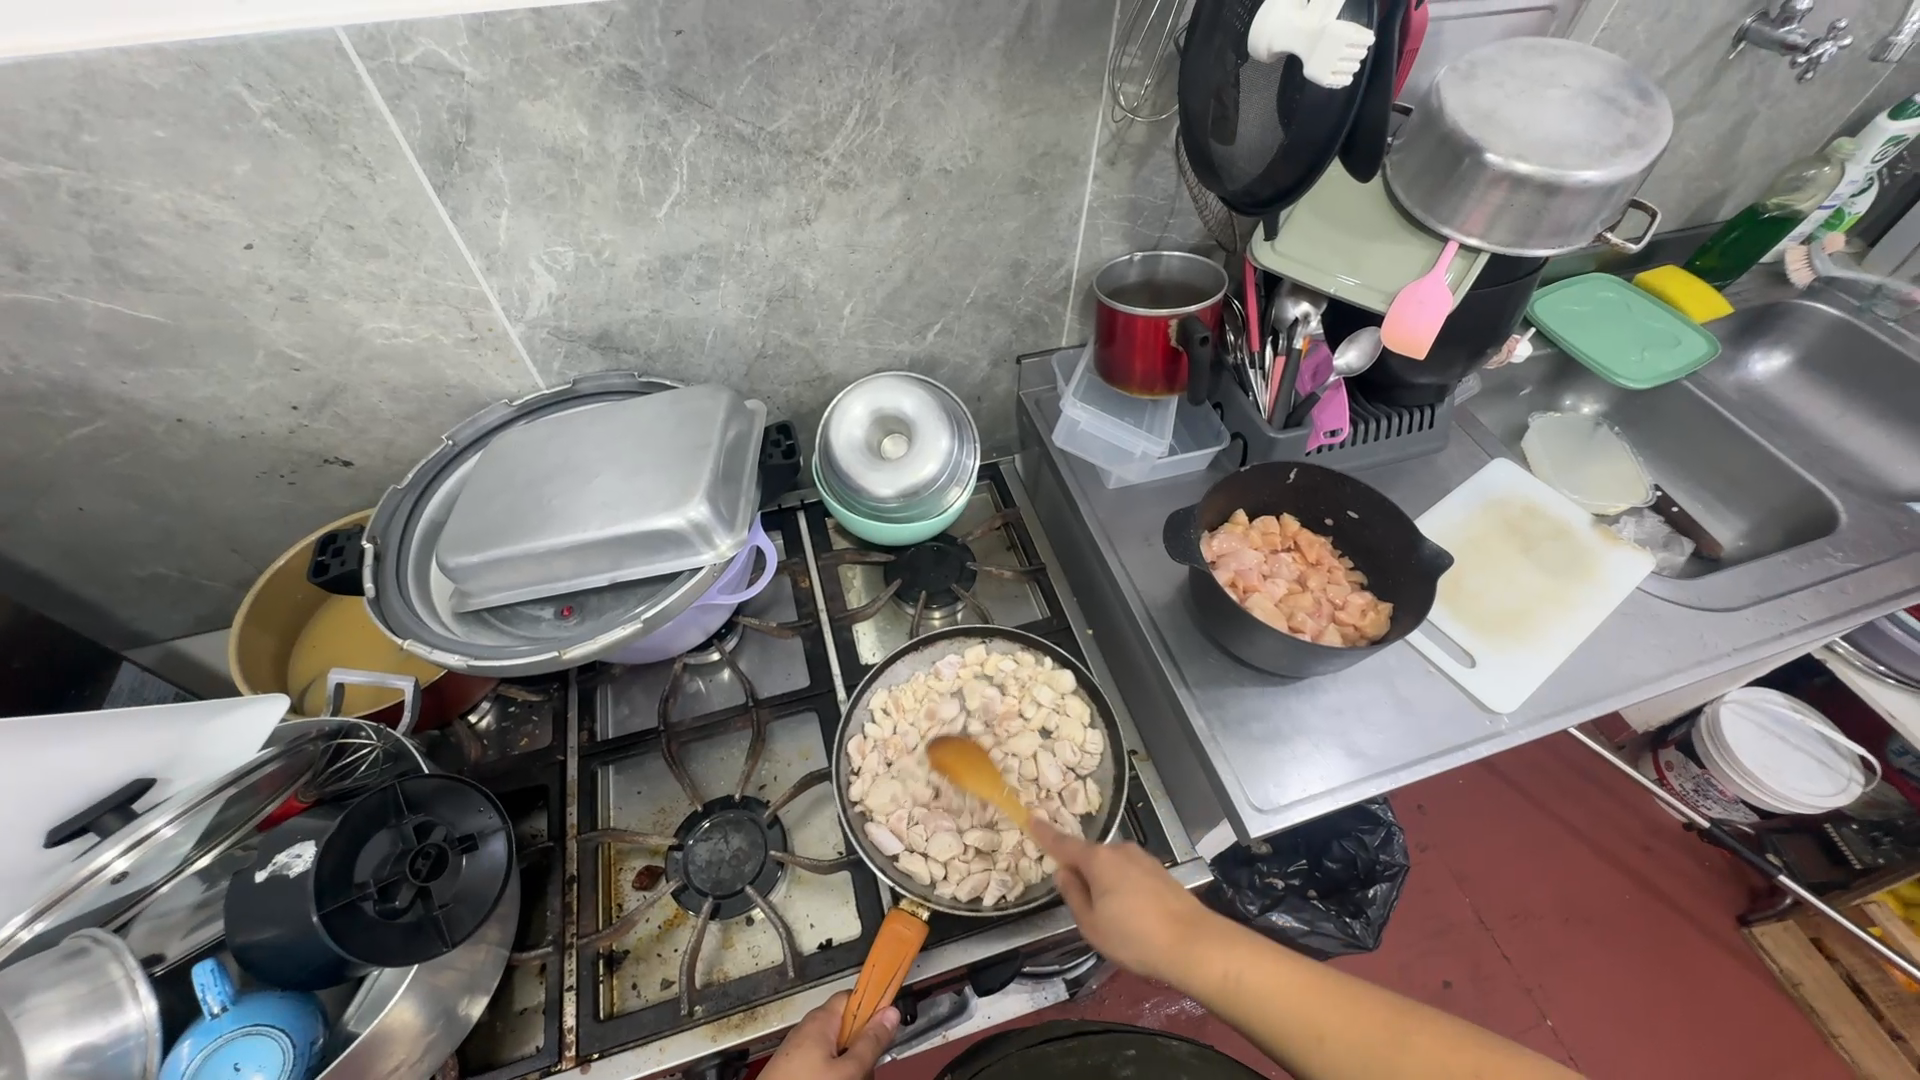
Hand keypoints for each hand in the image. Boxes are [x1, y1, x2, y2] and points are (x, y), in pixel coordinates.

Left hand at [760, 991, 898, 1079]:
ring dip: (850, 1066)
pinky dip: (834, 1074)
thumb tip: (890, 1013)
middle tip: (867, 1069)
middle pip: (848, 1027)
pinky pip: (822, 1065)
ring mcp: (799, 1050)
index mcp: (821, 1019)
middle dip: (862, 1048)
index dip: (873, 1006)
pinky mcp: (793, 1069)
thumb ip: (870, 1042)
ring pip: (837, 1050)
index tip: (887, 1021)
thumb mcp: (847, 1071)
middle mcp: (808, 1029)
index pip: (854, 995)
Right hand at [1029, 819, 1215, 984]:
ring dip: (1106, 883)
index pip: (1063, 844)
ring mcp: (1143, 859)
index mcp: (1097, 860)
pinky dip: (1125, 888)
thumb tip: (1063, 873)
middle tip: (1086, 908)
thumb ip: (1073, 895)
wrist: (1194, 944)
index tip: (1030, 817)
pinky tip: (1135, 916)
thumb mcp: (1091, 925)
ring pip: (1112, 867)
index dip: (1045, 833)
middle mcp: (1119, 850)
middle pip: (1090, 857)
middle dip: (1083, 874)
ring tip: (1115, 920)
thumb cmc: (1135, 937)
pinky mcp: (1161, 872)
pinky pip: (1131, 874)